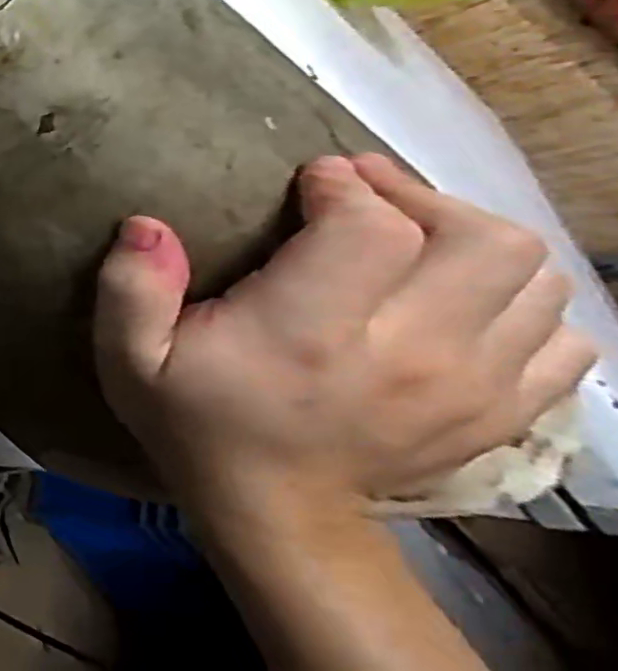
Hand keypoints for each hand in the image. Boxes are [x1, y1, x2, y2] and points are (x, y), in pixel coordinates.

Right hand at [94, 154, 596, 524]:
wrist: (273, 508)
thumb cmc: (188, 416)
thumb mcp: (126, 354)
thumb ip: (131, 288)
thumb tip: (147, 225)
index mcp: (308, 332)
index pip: (374, 231)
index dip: (347, 187)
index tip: (310, 178)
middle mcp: (410, 353)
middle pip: (480, 240)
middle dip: (418, 196)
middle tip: (360, 191)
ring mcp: (473, 385)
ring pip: (531, 277)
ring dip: (467, 237)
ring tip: (402, 232)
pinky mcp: (504, 409)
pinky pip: (560, 331)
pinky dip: (513, 296)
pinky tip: (449, 293)